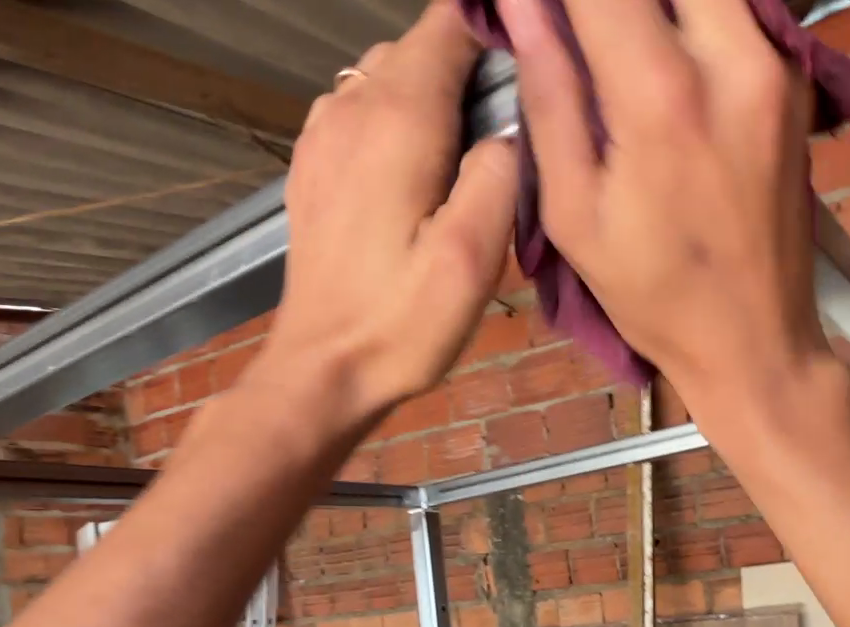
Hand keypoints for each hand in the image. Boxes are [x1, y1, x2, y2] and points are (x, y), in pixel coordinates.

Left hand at [261, 3, 519, 413]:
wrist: (325, 369)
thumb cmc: (404, 323)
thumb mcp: (473, 256)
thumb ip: (500, 174)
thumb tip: (511, 128)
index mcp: (399, 121)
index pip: (449, 27)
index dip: (495, 31)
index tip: (534, 65)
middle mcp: (352, 107)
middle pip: (420, 47)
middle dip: (471, 67)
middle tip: (514, 127)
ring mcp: (324, 135)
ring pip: (388, 76)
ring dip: (435, 95)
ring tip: (472, 151)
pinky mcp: (314, 166)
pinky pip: (361, 110)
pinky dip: (398, 119)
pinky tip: (419, 171)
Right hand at [497, 0, 833, 403]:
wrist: (755, 342)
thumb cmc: (655, 297)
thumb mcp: (576, 216)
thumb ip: (550, 96)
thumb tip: (523, 4)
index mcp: (661, 96)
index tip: (540, 10)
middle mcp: (733, 59)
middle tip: (581, 27)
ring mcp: (776, 66)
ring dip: (655, 3)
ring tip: (617, 47)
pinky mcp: (796, 82)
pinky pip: (742, 7)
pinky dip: (697, 14)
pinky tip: (668, 54)